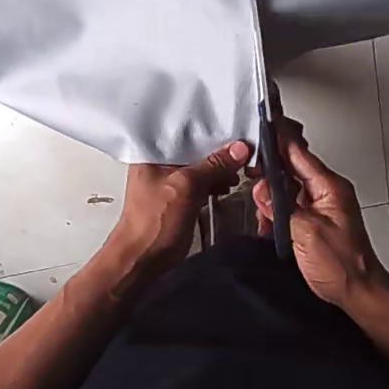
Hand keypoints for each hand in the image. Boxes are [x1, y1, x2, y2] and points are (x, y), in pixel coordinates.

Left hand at [96, 139, 251, 281]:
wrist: (143, 258)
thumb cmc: (154, 221)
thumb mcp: (186, 186)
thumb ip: (213, 165)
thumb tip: (241, 148)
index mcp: (152, 152)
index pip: (185, 130)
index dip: (211, 129)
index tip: (237, 129)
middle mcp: (160, 162)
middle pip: (195, 148)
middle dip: (219, 150)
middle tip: (245, 150)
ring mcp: (171, 181)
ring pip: (201, 167)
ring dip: (221, 168)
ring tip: (240, 169)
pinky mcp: (181, 198)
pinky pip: (202, 183)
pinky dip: (216, 182)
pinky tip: (229, 183)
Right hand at [252, 125, 388, 307]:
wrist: (358, 293)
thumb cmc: (345, 267)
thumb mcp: (306, 233)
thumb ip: (281, 207)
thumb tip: (263, 190)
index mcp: (330, 188)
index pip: (299, 153)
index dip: (279, 138)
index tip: (263, 124)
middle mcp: (327, 193)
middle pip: (292, 168)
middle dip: (269, 173)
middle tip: (253, 179)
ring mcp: (321, 207)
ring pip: (289, 188)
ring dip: (272, 197)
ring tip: (264, 213)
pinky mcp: (315, 222)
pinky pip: (291, 207)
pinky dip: (277, 212)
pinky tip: (270, 224)